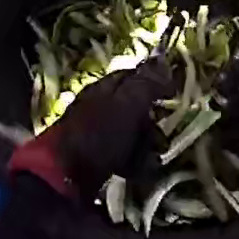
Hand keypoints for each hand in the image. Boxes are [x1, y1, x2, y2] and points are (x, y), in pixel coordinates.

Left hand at [9, 60, 172, 198]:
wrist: (64, 178)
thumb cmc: (98, 135)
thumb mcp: (127, 105)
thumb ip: (147, 84)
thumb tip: (164, 61)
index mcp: (103, 88)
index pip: (133, 76)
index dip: (154, 82)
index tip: (174, 94)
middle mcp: (98, 107)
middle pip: (133, 109)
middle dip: (151, 124)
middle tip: (161, 140)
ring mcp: (95, 134)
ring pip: (130, 133)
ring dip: (144, 146)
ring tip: (150, 160)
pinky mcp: (94, 159)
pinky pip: (122, 155)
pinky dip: (132, 162)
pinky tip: (137, 172)